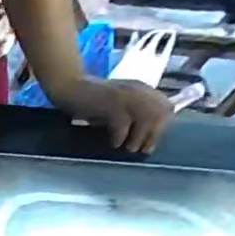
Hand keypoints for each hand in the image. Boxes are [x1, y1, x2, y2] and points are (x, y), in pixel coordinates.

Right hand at [48, 77, 172, 153]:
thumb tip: (138, 135)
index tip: (150, 141)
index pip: (166, 107)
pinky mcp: (111, 102)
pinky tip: (113, 143)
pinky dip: (120, 136)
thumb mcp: (114, 104)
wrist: (68, 85)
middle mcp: (138, 90)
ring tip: (128, 148)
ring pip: (146, 118)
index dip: (162, 126)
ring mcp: (125, 95)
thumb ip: (128, 113)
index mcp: (142, 89)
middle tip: (141, 149)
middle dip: (153, 134)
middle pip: (160, 113)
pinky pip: (123, 122)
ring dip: (139, 137)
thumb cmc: (88, 98)